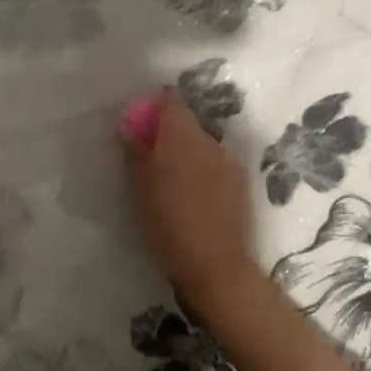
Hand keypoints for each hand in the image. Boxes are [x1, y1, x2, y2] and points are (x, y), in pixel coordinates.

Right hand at [121, 91, 260, 311]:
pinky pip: (217, 162)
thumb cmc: (168, 228)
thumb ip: (135, 154)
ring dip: (188, 151)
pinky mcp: (241, 181)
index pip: (171, 102)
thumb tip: (129, 128)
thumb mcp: (140, 191)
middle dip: (170, 131)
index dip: (156, 107)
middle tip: (152, 155)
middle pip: (188, 122)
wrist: (217, 267)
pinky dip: (203, 168)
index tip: (142, 122)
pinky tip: (196, 194)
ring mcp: (228, 161)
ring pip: (203, 143)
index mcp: (181, 138)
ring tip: (174, 179)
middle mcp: (208, 141)